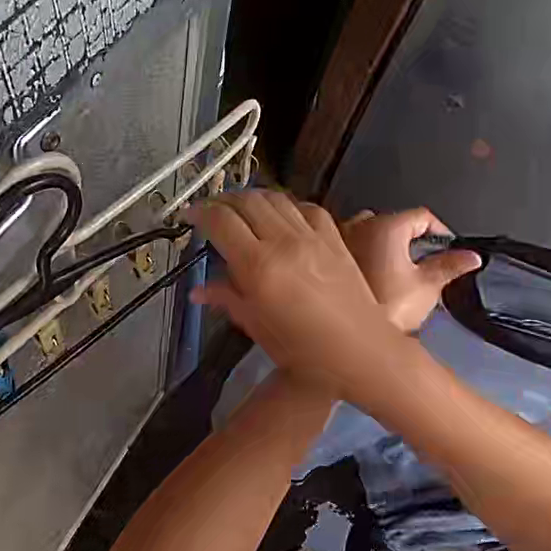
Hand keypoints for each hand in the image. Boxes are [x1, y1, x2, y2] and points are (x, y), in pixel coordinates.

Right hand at [186, 190, 406, 395]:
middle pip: (246, 201)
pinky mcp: (334, 237)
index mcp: (258, 265)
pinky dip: (286, 206)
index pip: (221, 221)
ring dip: (252, 198)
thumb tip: (199, 291)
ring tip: (240, 208)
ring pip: (275, 198)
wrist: (360, 352)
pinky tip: (280, 216)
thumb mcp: (256, 326)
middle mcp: (284, 241)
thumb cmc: (303, 350)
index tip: (190, 217)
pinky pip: (305, 208)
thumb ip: (226, 299)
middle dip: (222, 201)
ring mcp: (312, 236)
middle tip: (211, 211)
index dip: (200, 213)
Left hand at [338, 208, 481, 332]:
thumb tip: (470, 257)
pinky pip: (347, 247)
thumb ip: (449, 266)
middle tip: (423, 259)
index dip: (440, 230)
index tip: (447, 245)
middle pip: (392, 221)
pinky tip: (370, 276)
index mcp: (385, 228)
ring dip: (382, 244)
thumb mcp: (426, 286)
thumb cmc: (386, 310)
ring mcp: (337, 242)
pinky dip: (361, 254)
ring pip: (366, 232)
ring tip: (396, 268)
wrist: (350, 338)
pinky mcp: (325, 260)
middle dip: (409, 237)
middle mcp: (356, 227)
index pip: (421, 215)